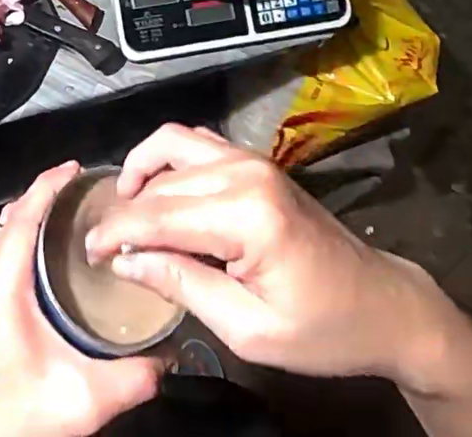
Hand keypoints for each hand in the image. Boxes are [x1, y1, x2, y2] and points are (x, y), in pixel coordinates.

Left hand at [0, 162, 164, 436]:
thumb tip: (170, 355)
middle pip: (14, 213)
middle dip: (46, 191)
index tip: (75, 169)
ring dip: (37, 208)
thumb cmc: (22, 416)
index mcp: (3, 285)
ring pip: (8, 227)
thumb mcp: (85, 397)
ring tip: (73, 202)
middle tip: (83, 183)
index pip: (23, 215)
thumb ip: (134, 375)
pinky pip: (8, 244)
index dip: (48, 185)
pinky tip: (56, 238)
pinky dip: (29, 227)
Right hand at [82, 125, 471, 396]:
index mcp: (247, 216)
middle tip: (102, 243)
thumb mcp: (249, 329)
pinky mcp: (254, 161)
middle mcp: (245, 172)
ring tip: (122, 210)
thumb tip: (126, 260)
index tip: (89, 251)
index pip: (159, 214)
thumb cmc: (322, 329)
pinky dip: (166, 157)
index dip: (117, 231)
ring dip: (141, 173)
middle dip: (124, 210)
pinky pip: (196, 142)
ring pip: (173, 147)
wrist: (382, 304)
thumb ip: (182, 285)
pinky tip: (156, 186)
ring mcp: (251, 160)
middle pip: (161, 182)